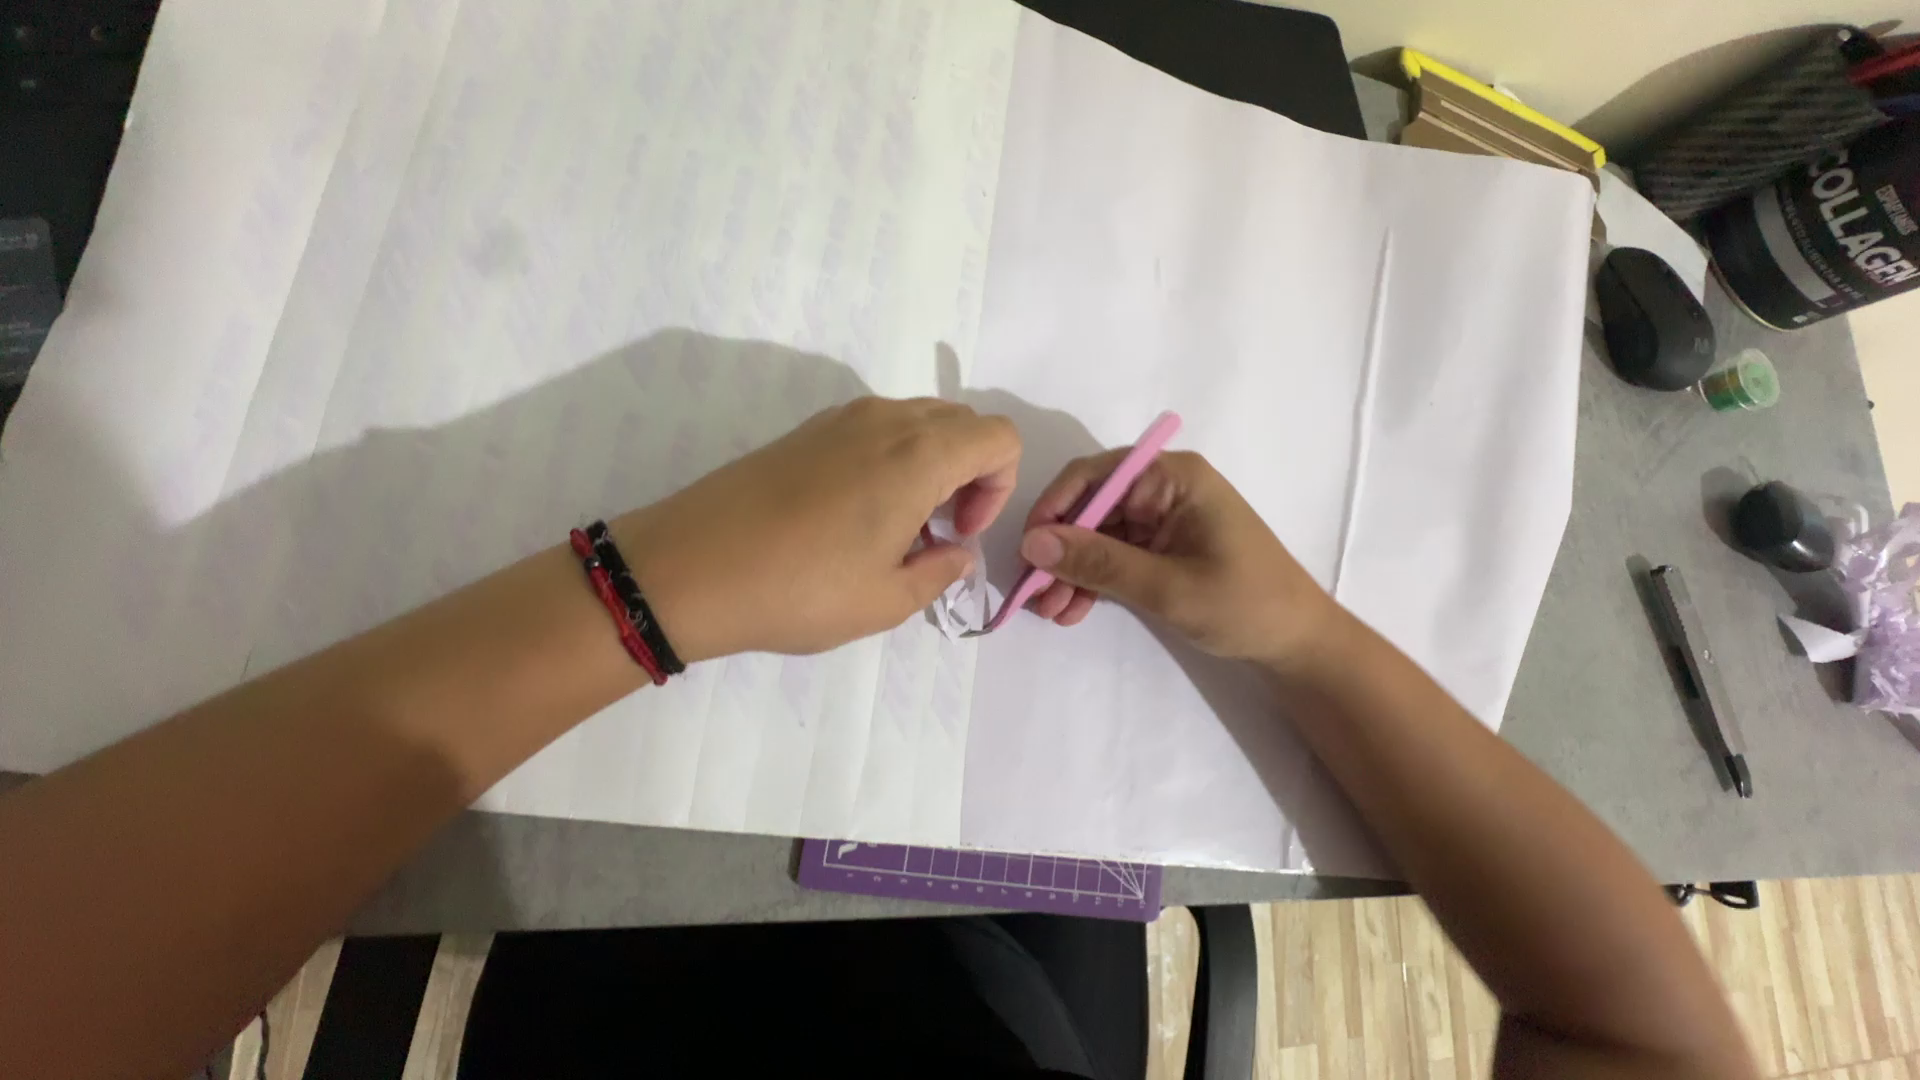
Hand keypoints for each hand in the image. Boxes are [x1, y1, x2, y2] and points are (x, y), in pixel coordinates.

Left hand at [612, 397, 1018, 660]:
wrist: (689, 568)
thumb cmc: (800, 590)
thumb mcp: (886, 601)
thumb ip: (940, 572)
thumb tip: (956, 553)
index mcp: (918, 455)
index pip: (1000, 437)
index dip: (999, 487)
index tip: (960, 533)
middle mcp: (885, 420)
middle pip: (962, 423)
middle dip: (970, 475)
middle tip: (935, 533)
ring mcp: (840, 419)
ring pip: (917, 423)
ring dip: (930, 468)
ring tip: (895, 529)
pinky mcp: (806, 431)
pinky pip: (875, 430)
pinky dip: (891, 461)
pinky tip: (853, 517)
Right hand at [1017, 450, 1336, 668]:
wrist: (1296, 643)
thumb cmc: (1244, 605)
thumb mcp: (1167, 587)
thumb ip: (1098, 563)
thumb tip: (1032, 545)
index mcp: (1173, 477)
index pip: (1094, 476)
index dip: (1054, 510)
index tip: (1028, 553)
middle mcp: (1162, 489)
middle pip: (1090, 508)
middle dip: (1060, 552)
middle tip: (1034, 596)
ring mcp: (1161, 519)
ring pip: (1095, 537)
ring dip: (1071, 573)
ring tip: (1051, 613)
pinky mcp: (1160, 547)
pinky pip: (1112, 557)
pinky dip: (1092, 582)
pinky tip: (1072, 611)